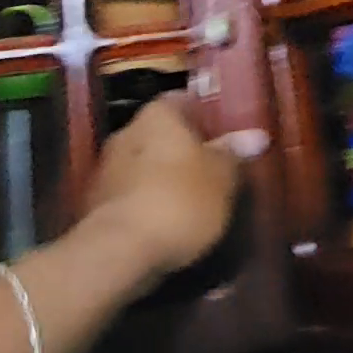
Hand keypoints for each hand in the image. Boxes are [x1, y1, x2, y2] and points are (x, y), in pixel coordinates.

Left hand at [81, 95, 266, 281]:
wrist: (119, 252)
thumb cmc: (180, 199)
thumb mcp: (222, 177)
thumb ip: (234, 153)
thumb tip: (256, 135)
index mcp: (157, 114)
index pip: (182, 100)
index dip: (203, 114)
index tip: (223, 131)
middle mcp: (126, 132)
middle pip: (161, 133)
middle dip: (182, 149)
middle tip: (212, 168)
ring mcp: (106, 170)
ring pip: (144, 165)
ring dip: (162, 178)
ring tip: (192, 201)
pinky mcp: (96, 206)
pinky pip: (131, 196)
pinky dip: (146, 204)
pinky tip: (167, 224)